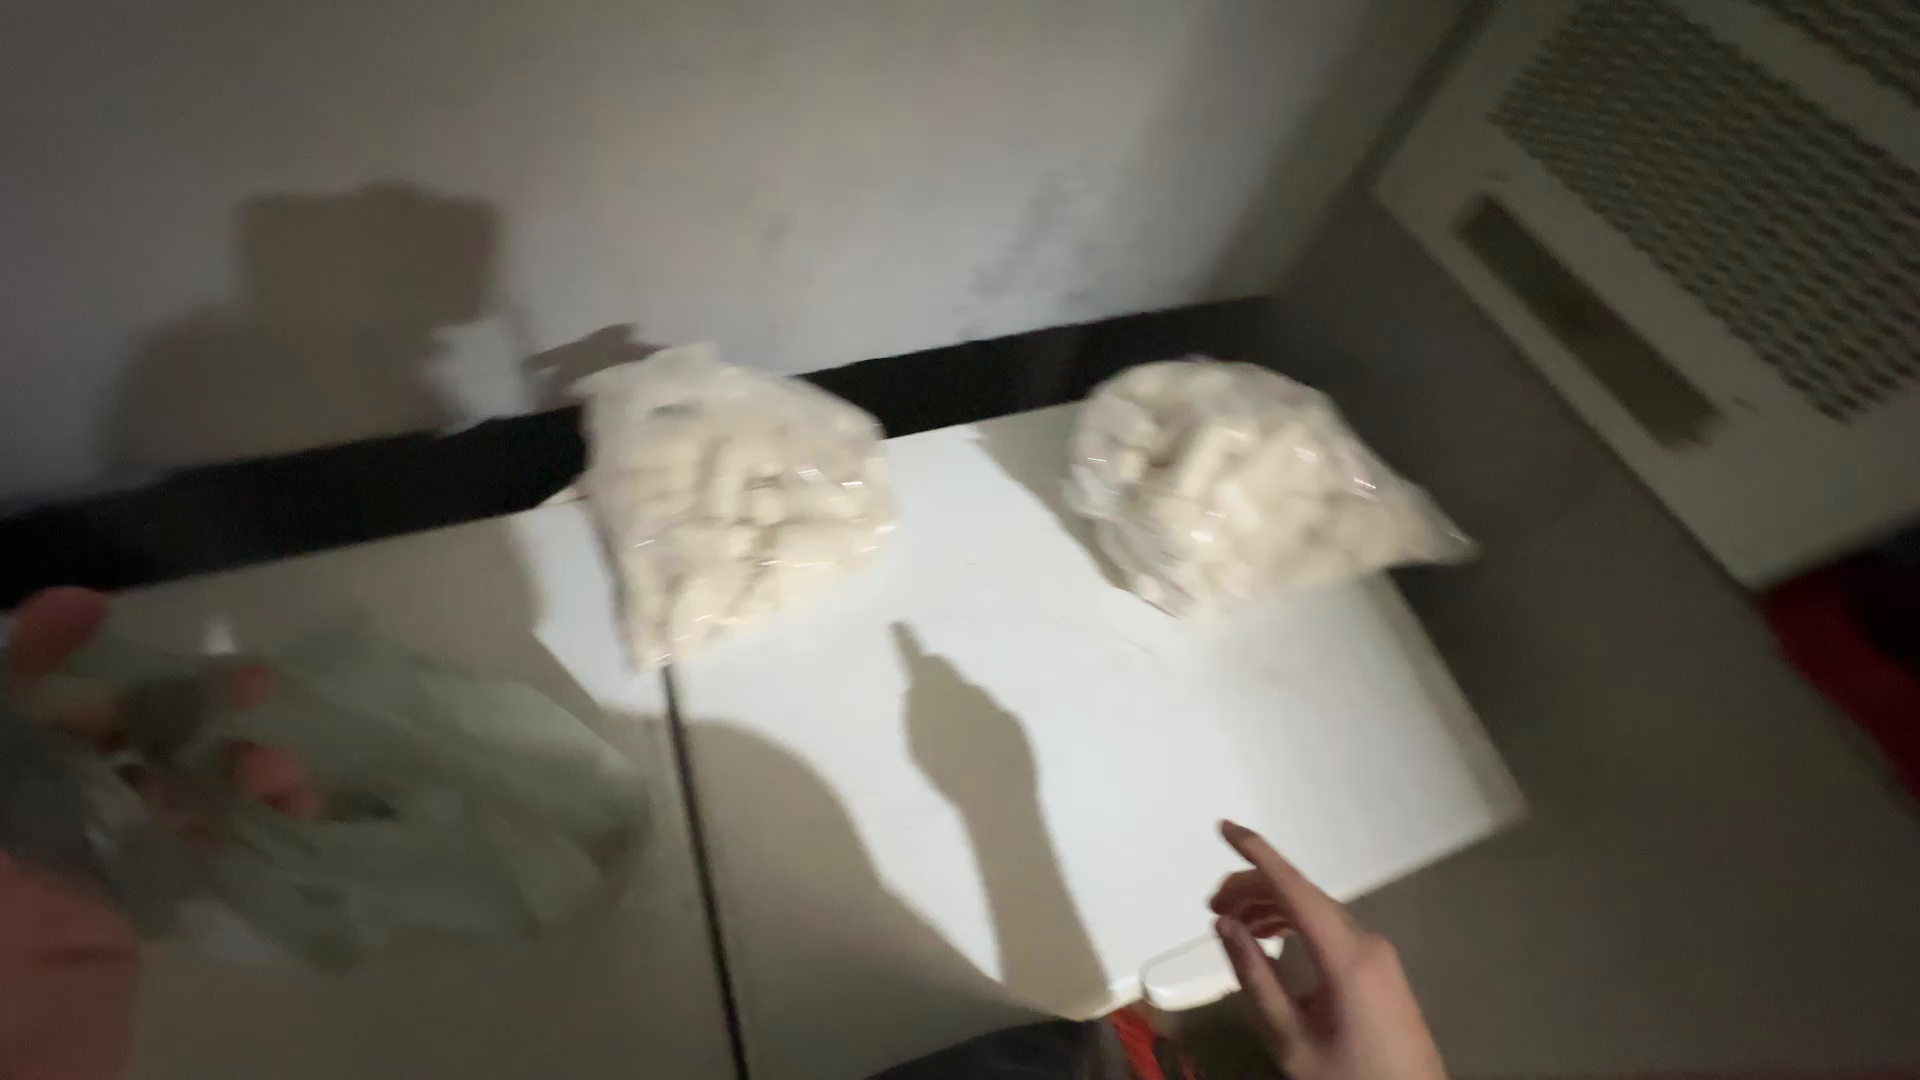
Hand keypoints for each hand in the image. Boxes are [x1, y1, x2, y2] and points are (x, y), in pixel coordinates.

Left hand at [1, 587, 318, 1079]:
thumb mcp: (0, 814)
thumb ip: (13, 734)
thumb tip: (55, 618)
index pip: (4, 707)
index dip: (42, 653)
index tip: (97, 607)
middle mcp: (26, 812)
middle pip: (101, 734)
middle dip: (178, 704)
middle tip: (256, 683)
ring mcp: (78, 855)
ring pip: (166, 779)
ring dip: (233, 762)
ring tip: (282, 770)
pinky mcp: (134, 894)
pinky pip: (199, 832)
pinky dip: (250, 812)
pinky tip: (291, 805)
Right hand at [1209, 820, 1445, 1079]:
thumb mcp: (1292, 1041)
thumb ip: (1256, 978)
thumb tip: (1224, 924)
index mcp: (1347, 957)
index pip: (1294, 887)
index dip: (1257, 853)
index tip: (1224, 828)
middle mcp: (1366, 942)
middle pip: (1300, 895)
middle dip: (1252, 890)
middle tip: (1213, 908)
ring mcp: (1377, 954)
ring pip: (1313, 909)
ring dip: (1270, 907)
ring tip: (1234, 924)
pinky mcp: (1379, 969)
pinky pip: (1328, 928)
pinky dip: (1293, 923)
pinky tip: (1270, 938)